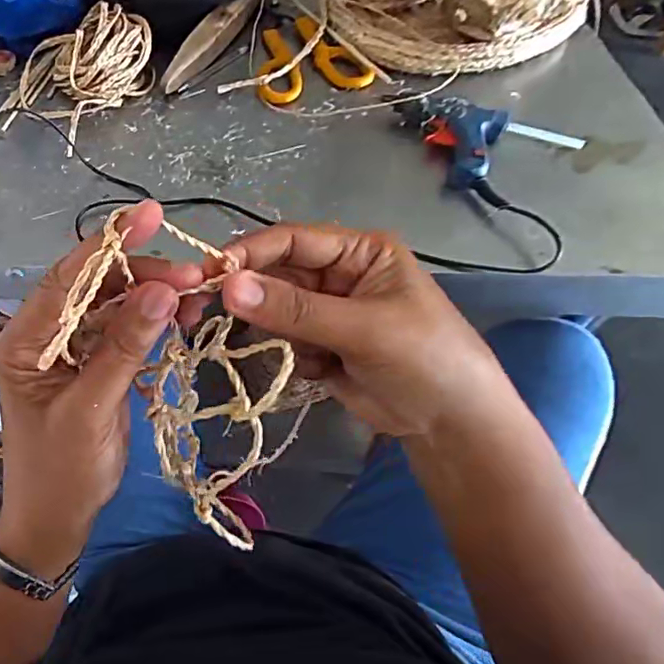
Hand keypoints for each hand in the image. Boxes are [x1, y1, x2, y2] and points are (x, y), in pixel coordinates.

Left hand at [0, 201, 207, 578]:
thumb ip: (125, 347)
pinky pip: (125, 331)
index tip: (150, 215)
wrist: (57, 521)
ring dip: (154, 297)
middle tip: (195, 275)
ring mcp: (72, 350)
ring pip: (115, 305)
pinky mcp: (95, 365)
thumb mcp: (92, 408)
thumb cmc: (61, 470)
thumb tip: (164, 291)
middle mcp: (45, 335)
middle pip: (96, 286)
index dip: (109, 244)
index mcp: (25, 339)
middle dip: (143, 274)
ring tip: (197, 295)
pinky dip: (153, 322)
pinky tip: (182, 317)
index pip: (68, 278)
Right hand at [213, 224, 508, 438]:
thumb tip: (228, 287)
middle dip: (255, 293)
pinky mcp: (318, 344)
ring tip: (305, 350)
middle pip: (277, 272)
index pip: (293, 240)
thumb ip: (294, 309)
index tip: (213, 271)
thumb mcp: (362, 328)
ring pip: (275, 308)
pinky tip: (322, 370)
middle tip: (217, 309)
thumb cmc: (423, 358)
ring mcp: (326, 311)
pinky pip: (283, 339)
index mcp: (359, 251)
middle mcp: (338, 273)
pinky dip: (291, 354)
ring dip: (277, 329)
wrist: (450, 424)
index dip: (252, 252)